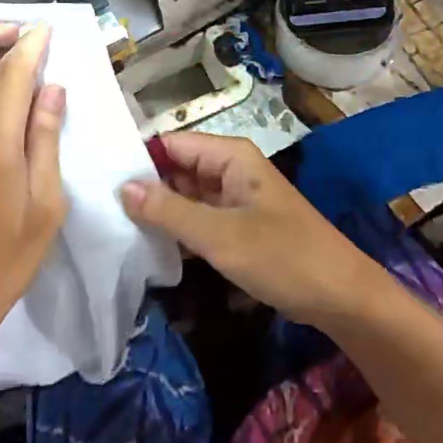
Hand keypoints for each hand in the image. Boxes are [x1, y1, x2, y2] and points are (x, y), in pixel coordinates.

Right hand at [121, 132, 383, 326]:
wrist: (342, 299)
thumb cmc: (282, 256)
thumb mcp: (219, 235)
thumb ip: (168, 210)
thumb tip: (122, 187)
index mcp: (229, 156)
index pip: (171, 143)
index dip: (138, 157)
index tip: (100, 176)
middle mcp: (229, 169)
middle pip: (177, 168)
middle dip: (145, 186)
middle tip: (100, 205)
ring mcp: (234, 198)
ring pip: (186, 195)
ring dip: (159, 210)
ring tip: (114, 224)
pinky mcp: (237, 226)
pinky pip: (198, 219)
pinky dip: (177, 230)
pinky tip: (148, 245)